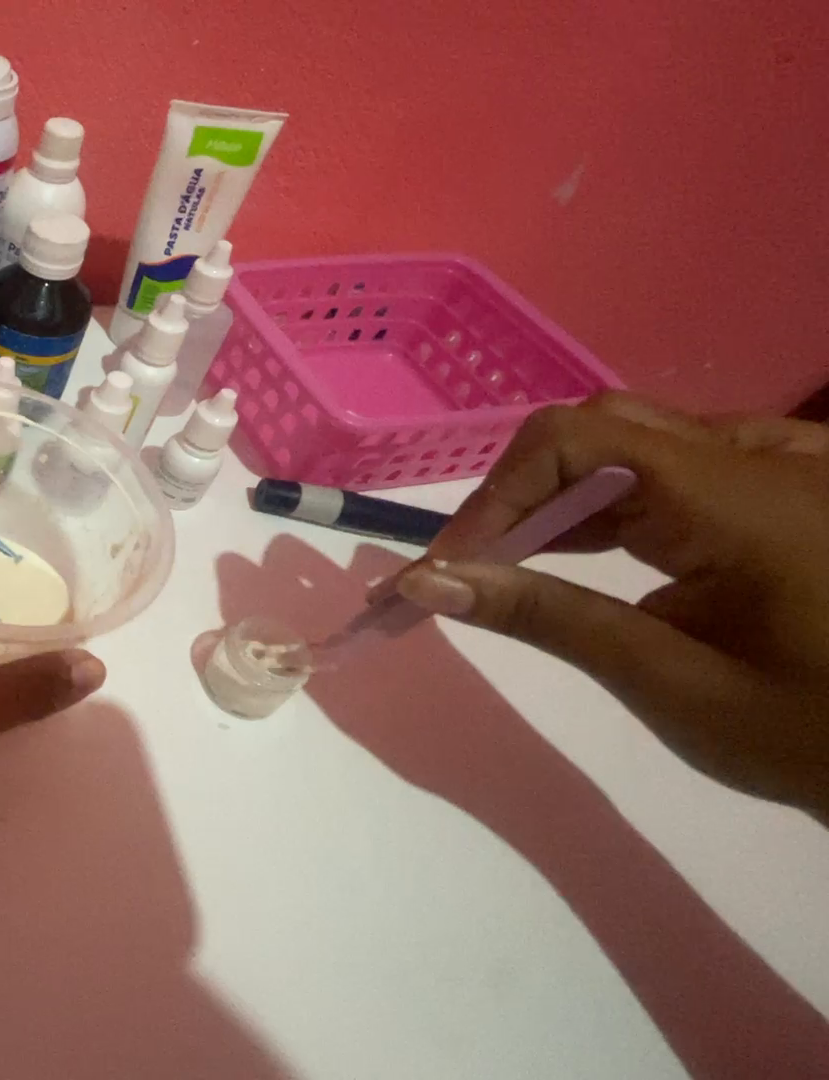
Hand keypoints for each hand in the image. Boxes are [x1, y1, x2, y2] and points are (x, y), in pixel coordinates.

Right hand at [392, 392, 828, 819]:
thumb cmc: (820, 736)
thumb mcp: (670, 683)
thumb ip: (543, 617)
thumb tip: (424, 581)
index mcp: (749, 502)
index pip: (577, 441)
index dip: (496, 494)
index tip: (453, 564)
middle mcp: (774, 461)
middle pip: (599, 428)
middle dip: (520, 492)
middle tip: (482, 563)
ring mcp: (790, 468)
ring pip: (632, 439)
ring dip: (559, 495)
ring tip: (522, 559)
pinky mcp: (791, 486)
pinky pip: (673, 460)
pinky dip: (608, 497)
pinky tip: (590, 548)